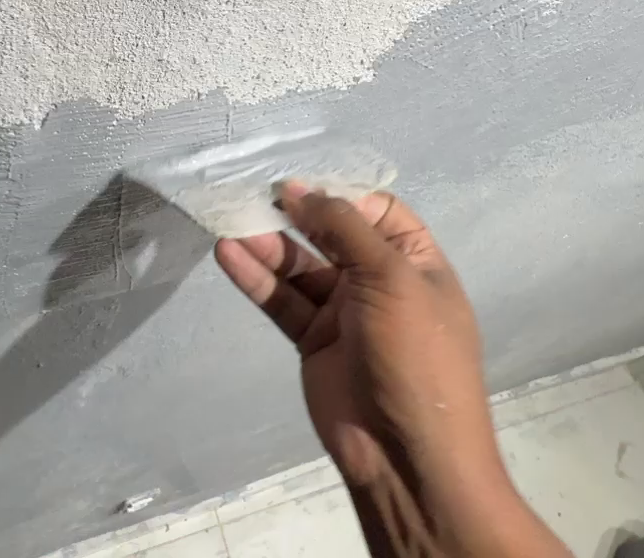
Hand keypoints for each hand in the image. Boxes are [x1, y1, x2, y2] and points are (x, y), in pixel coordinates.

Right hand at [214, 184, 567, 557]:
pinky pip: (282, 299)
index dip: (338, 194)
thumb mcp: (391, 277)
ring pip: (299, 266)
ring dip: (267, 244)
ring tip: (230, 221)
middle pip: (330, 234)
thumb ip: (344, 228)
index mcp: (414, 261)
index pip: (375, 209)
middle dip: (295, 214)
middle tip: (254, 195)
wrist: (407, 457)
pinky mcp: (313, 339)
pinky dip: (256, 277)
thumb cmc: (415, 354)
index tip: (298, 185)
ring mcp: (343, 311)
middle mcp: (378, 280)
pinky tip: (228, 254)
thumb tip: (300, 190)